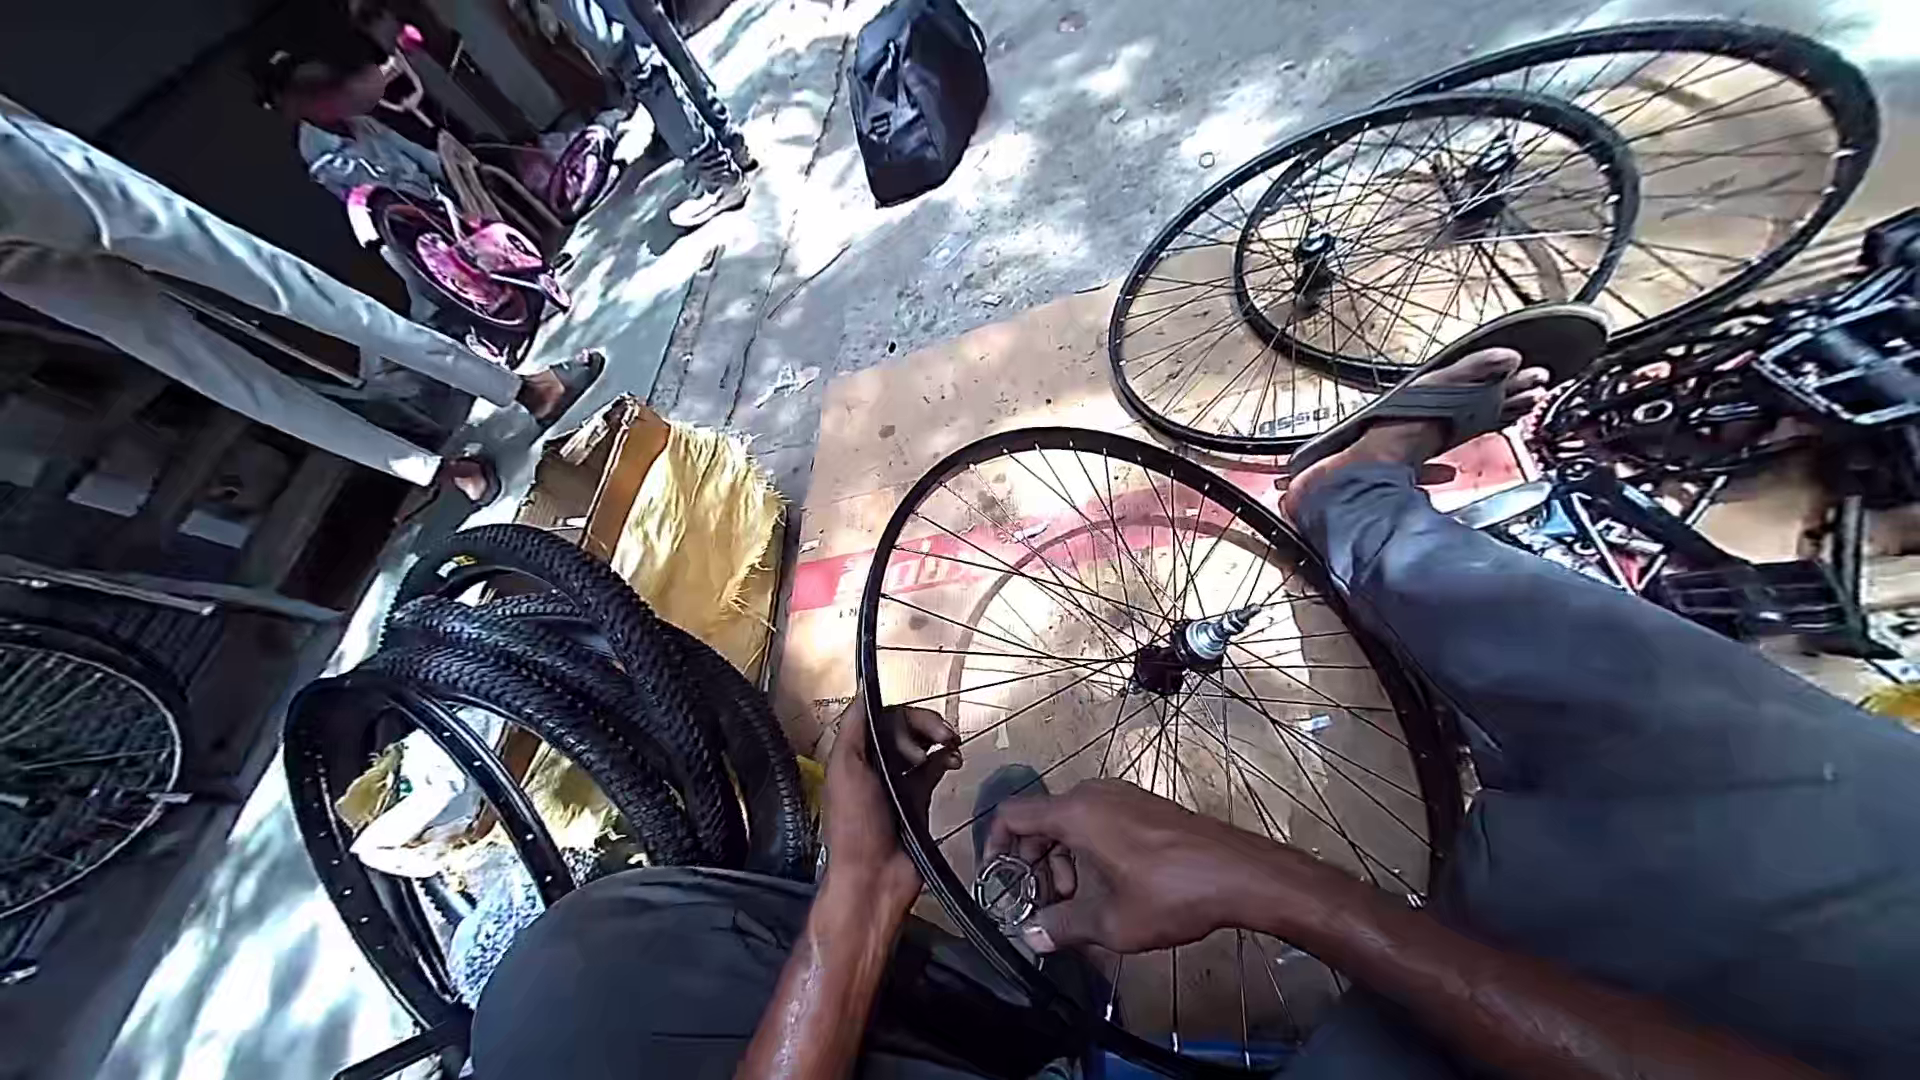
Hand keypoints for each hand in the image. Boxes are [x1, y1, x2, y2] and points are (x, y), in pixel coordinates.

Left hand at [821, 697, 959, 913]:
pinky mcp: (919, 796)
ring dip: (940, 737)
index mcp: (856, 753)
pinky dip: (946, 757)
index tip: (919, 730)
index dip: (906, 718)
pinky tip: (955, 759)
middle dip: (927, 724)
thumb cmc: (855, 824)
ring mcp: (899, 779)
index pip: (885, 717)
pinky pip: (935, 766)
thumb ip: (854, 726)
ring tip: (952, 743)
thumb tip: (865, 688)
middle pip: (907, 727)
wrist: (875, 878)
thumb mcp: (846, 768)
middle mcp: (877, 762)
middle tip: (944, 734)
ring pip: (923, 744)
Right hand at [986, 778, 1339, 954]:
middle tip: (1051, 902)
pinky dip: (1086, 846)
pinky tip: (1108, 881)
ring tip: (1081, 898)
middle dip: (1036, 862)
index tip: (999, 876)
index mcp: (1074, 812)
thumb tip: (1030, 935)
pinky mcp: (1138, 802)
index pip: (1013, 813)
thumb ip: (1062, 926)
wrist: (1235, 871)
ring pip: (1068, 820)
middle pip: (1041, 819)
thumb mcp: (1110, 921)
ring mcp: (1117, 793)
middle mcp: (1090, 792)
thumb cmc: (1169, 892)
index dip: (996, 843)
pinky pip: (1094, 817)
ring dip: (1063, 858)